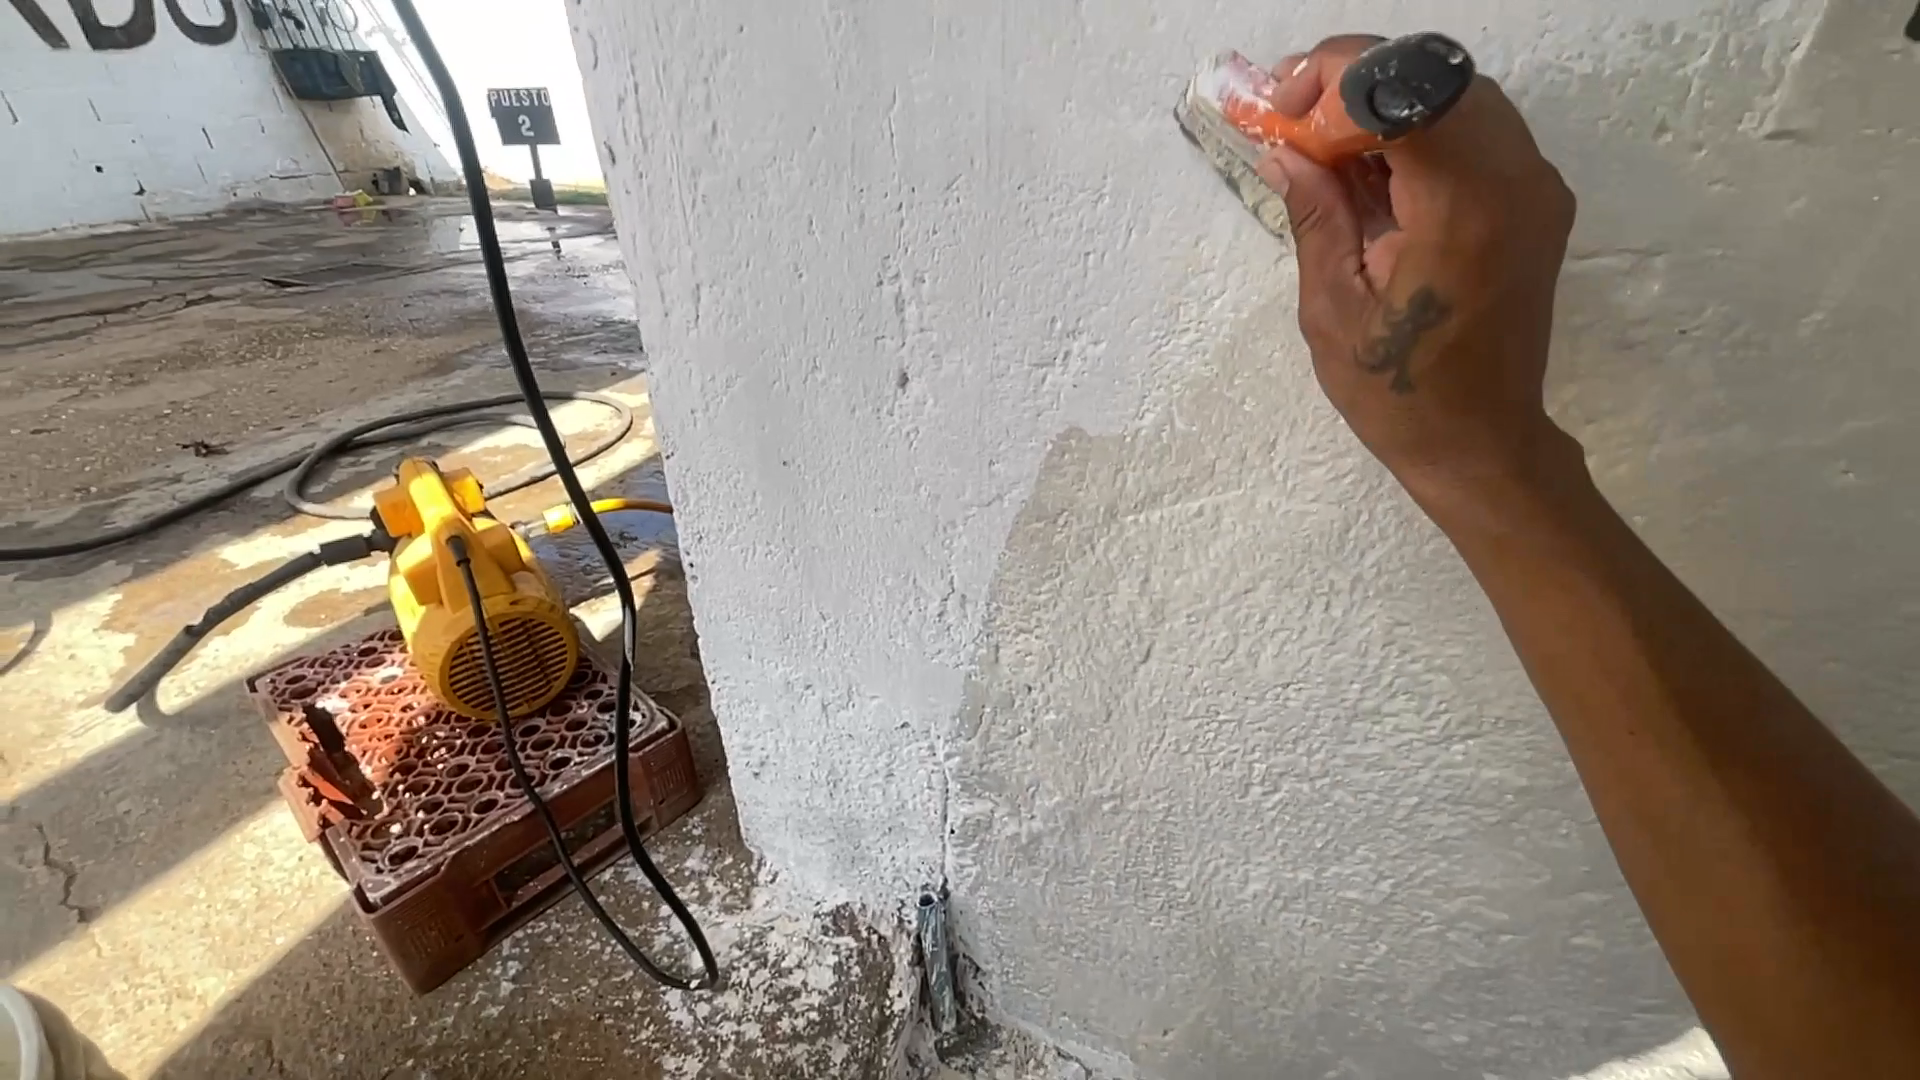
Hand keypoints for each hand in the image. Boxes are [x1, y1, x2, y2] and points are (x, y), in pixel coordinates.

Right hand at [1256, 36, 1580, 502]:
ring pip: (1460, 98)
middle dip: (1356, 84)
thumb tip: (1282, 153)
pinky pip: (1477, 135)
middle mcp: (1516, 179)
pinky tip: (1371, 173)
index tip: (1281, 107)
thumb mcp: (1332, 308)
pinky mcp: (1536, 202)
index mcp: (1463, 208)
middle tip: (1292, 122)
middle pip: (1438, 78)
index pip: (1407, 88)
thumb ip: (1314, 217)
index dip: (1337, 78)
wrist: (1476, 440)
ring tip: (1323, 147)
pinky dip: (1419, 134)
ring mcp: (1536, 187)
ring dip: (1386, 106)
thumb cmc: (1393, 391)